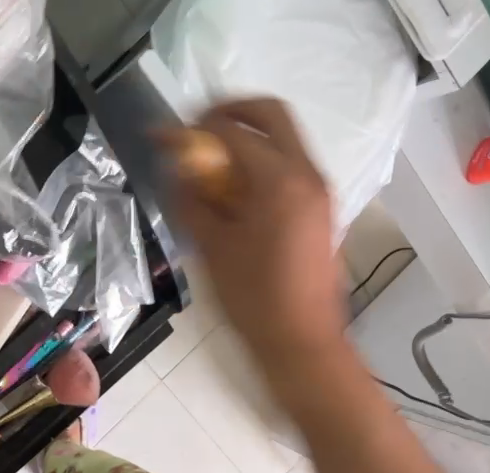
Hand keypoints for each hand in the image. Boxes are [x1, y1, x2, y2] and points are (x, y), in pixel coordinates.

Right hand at [169, 100, 351, 390]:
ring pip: (285, 141)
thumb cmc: (255, 302)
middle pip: (271, 115)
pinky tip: (238, 194)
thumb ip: (193, 204)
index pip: (233, 132)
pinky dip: (264, 166)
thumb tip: (177, 173)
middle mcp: (307, 174)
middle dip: (231, 113)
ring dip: (249, 141)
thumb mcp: (214, 252)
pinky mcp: (322, 211)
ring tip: (214, 166)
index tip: (167, 135)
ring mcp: (320, 191)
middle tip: (198, 128)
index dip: (194, 129)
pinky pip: (292, 169)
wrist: (303, 342)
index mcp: (280, 181)